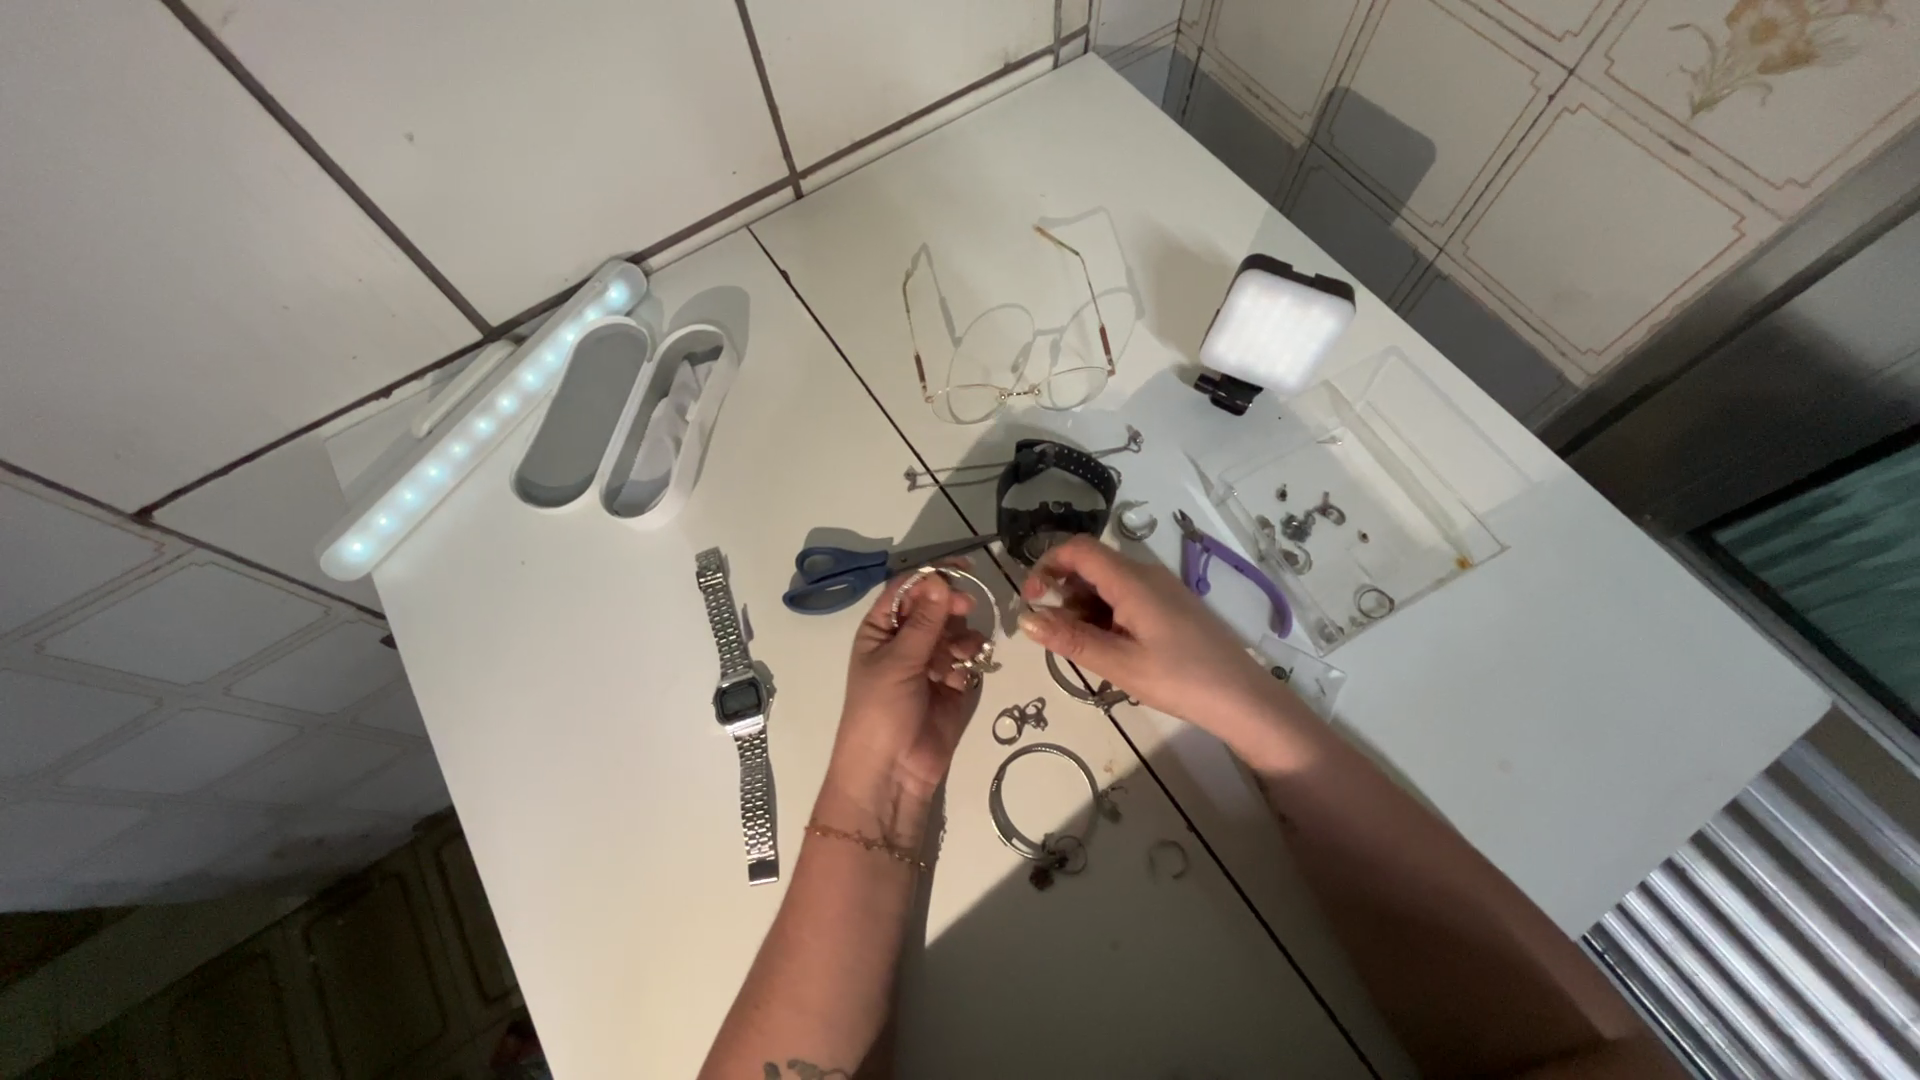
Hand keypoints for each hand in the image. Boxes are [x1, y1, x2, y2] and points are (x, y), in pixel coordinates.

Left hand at [822, 568, 986, 842]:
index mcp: (880, 630)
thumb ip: (924, 621)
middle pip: (935, 607)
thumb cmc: (880, 711)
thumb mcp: (898, 661)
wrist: (892, 772)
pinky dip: (969, 663)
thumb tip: (941, 580)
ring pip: (955, 632)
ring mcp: (930, 663)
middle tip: (967, 609)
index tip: (962, 569)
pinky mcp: (953, 685)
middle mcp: (905, 642)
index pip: (907, 590)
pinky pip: (967, 660)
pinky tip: (963, 677)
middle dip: (952, 606)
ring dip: (962, 637)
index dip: (932, 577)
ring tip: (962, 655)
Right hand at [1015, 536, 1283, 744]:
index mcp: (1131, 580)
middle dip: (1064, 594)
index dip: (1046, 565)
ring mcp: (1161, 589)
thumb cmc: (1180, 679)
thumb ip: (1070, 639)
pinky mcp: (1170, 606)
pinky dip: (1106, 616)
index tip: (1030, 600)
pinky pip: (1126, 598)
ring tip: (1090, 652)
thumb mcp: (1119, 663)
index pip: (1078, 549)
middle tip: (1061, 638)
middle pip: (1090, 566)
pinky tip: (1113, 650)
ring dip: (1085, 609)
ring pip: (1107, 584)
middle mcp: (1146, 574)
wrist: (1243, 699)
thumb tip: (1024, 618)